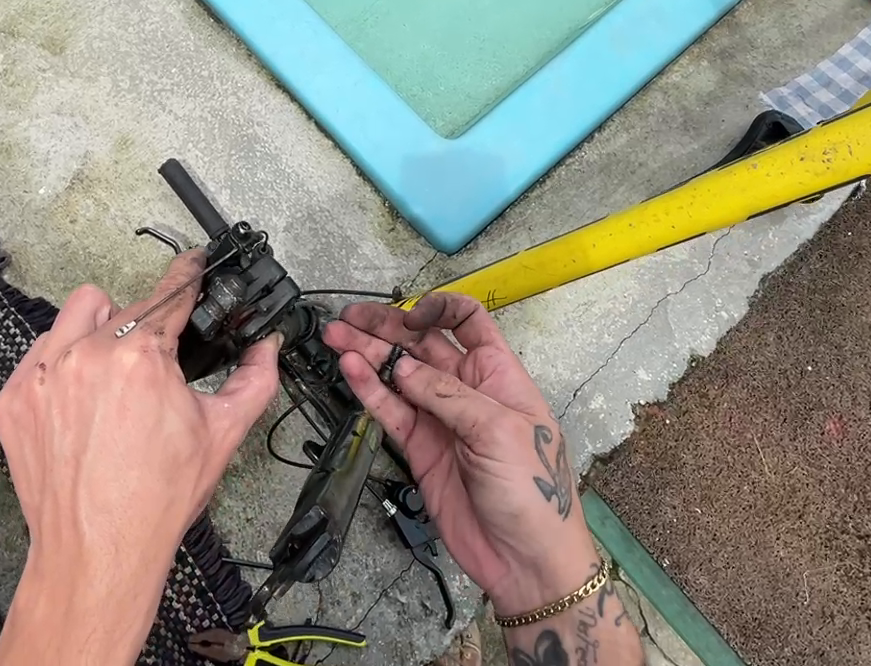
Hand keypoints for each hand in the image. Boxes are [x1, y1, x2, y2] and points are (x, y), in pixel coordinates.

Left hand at [0, 251, 280, 664]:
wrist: (97, 553)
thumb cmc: (154, 500)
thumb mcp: (220, 435)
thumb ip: (254, 381)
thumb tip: (268, 349)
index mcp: (142, 358)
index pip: (172, 292)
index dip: (189, 274)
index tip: (192, 262)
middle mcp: (87, 355)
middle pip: (126, 305)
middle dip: (146, 327)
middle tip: (152, 367)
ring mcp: (43, 374)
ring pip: (79, 314)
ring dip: (99, 331)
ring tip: (111, 376)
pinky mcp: (13, 397)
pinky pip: (40, 350)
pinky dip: (60, 363)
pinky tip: (79, 400)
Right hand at [321, 292, 599, 615]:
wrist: (525, 561)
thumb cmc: (534, 491)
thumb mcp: (498, 431)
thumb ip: (447, 394)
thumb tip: (402, 366)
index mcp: (496, 372)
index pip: (467, 321)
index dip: (438, 309)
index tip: (411, 316)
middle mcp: (465, 387)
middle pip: (419, 343)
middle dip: (384, 327)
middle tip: (348, 317)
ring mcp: (439, 416)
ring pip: (397, 373)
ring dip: (366, 353)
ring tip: (336, 336)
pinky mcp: (419, 446)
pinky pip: (389, 409)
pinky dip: (368, 389)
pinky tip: (350, 370)